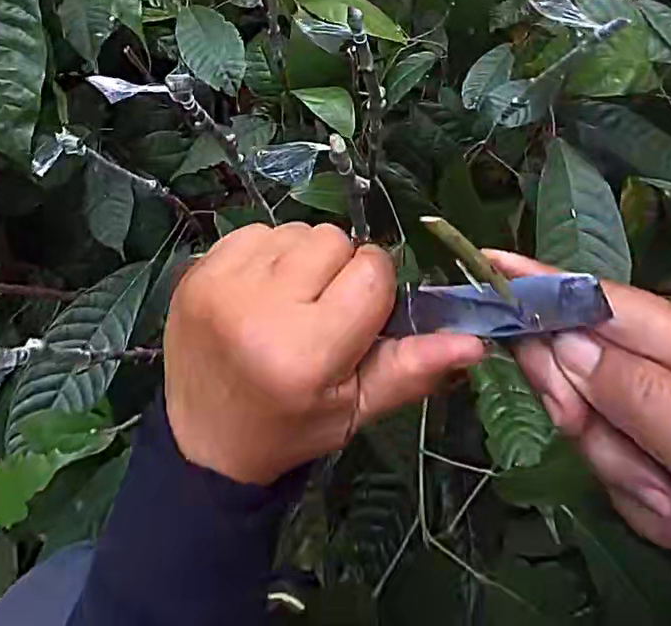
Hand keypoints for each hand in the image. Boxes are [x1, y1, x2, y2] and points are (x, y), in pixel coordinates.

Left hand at [164, 223, 485, 484]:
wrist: (203, 440)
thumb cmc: (288, 428)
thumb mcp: (354, 410)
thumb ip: (411, 370)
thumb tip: (473, 342)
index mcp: (304, 352)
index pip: (371, 272)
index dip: (376, 288)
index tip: (359, 314)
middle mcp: (258, 309)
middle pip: (335, 240)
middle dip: (341, 269)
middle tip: (321, 309)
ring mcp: (220, 283)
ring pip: (299, 229)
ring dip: (305, 258)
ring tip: (288, 300)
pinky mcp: (198, 268)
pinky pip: (259, 229)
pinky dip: (270, 252)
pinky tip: (259, 289)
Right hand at [491, 251, 670, 625]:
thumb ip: (645, 397)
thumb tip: (564, 337)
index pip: (604, 301)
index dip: (543, 281)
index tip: (484, 264)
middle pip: (584, 361)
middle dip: (582, 405)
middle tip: (596, 438)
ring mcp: (669, 424)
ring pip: (593, 421)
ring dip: (621, 469)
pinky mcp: (665, 467)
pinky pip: (612, 467)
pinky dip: (638, 501)